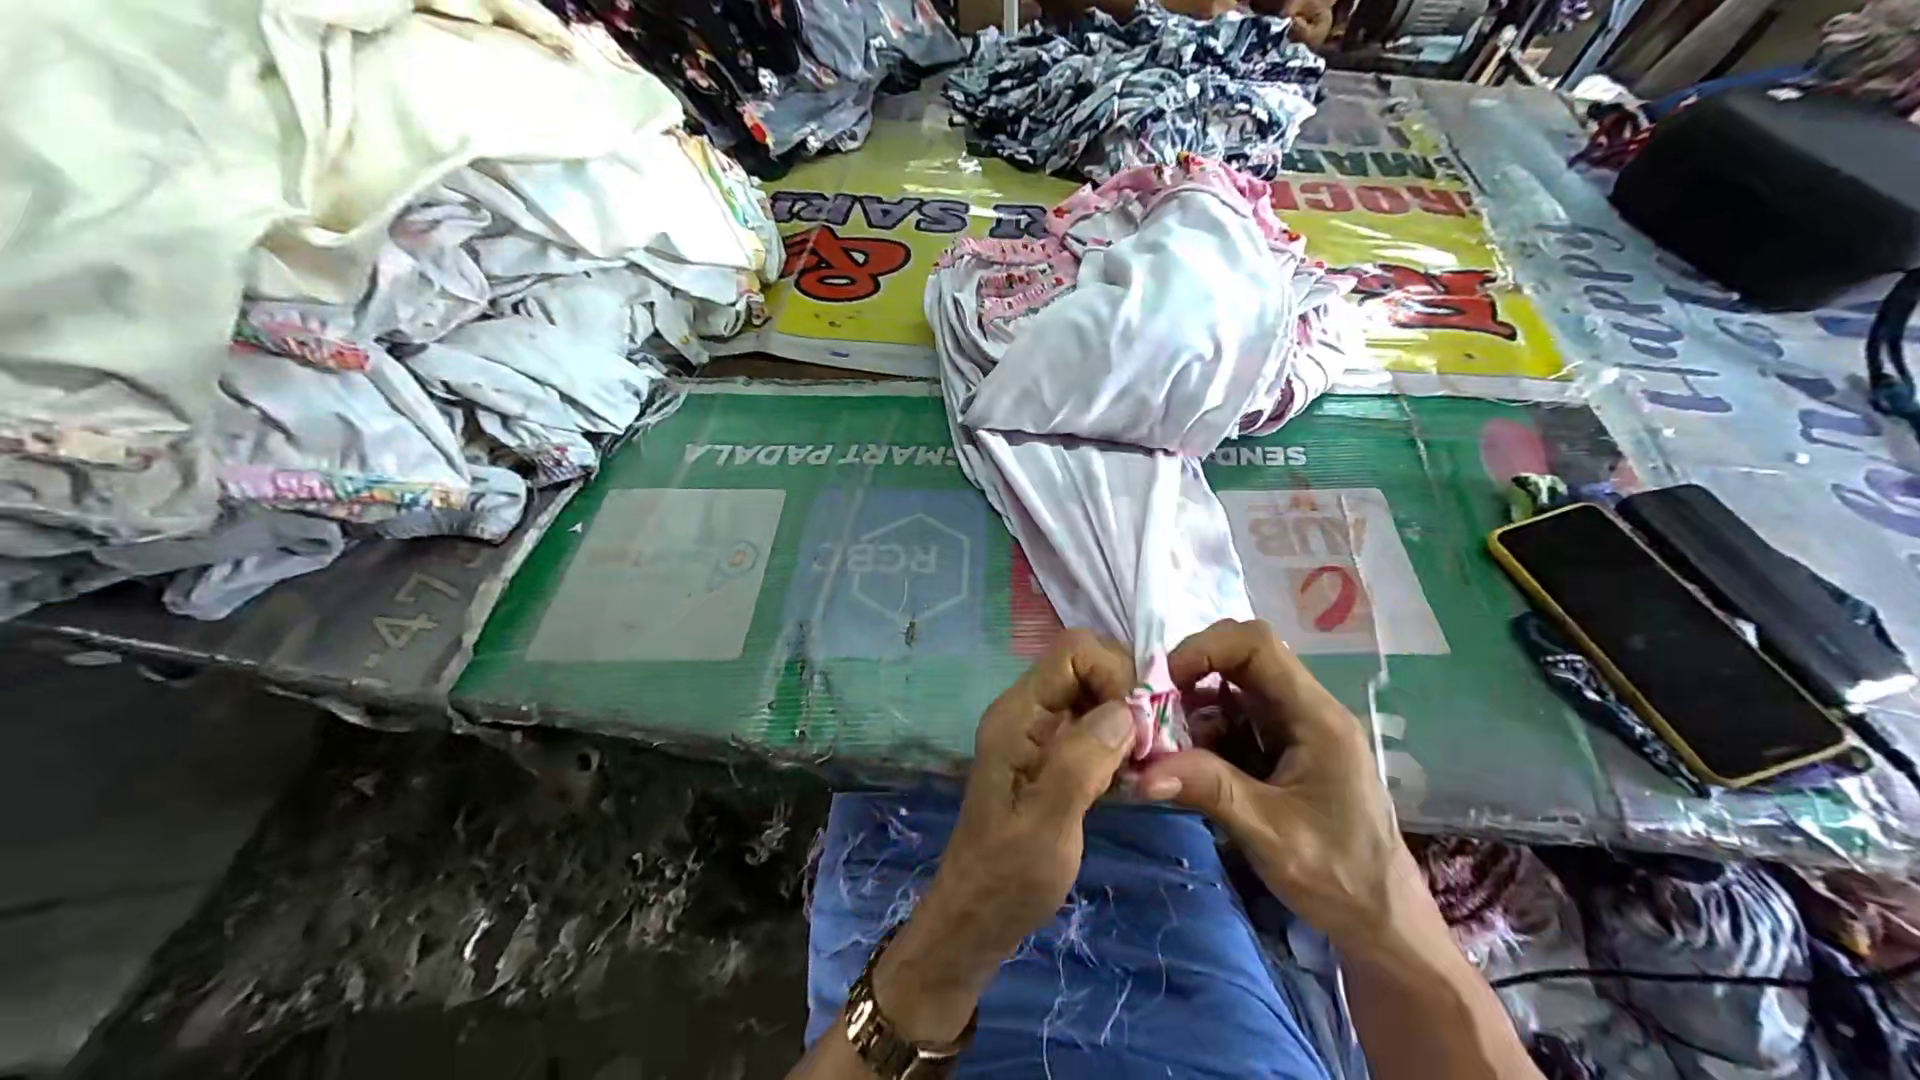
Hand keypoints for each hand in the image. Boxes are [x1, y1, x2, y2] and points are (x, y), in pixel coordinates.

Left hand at [872, 630, 1136, 1041]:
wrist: (978, 915)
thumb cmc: (1009, 877)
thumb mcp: (1046, 826)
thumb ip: (1079, 763)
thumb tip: (1124, 709)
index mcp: (1017, 716)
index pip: (1072, 652)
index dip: (1113, 673)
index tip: (1138, 725)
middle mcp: (1026, 712)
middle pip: (1086, 665)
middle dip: (1125, 692)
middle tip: (1147, 745)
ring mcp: (1038, 731)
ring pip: (1093, 693)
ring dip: (1126, 718)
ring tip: (1144, 763)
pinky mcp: (1051, 754)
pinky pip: (1092, 724)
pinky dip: (1118, 739)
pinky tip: (1129, 776)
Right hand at [1133, 619, 1419, 950]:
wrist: (1382, 922)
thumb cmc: (1338, 876)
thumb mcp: (1270, 834)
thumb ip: (1210, 790)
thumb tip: (1142, 771)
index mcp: (1316, 718)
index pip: (1258, 646)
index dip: (1205, 648)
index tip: (1166, 681)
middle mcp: (1305, 711)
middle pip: (1243, 657)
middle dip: (1193, 673)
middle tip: (1158, 709)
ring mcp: (1292, 728)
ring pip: (1232, 687)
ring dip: (1194, 706)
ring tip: (1169, 744)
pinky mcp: (1280, 748)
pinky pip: (1233, 718)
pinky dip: (1203, 730)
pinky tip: (1189, 761)